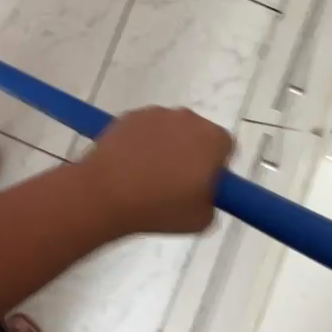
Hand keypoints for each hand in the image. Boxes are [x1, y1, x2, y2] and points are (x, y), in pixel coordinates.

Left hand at [77, 107, 231, 235]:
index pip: (225, 147)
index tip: (201, 185)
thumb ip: (211, 199)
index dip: (215, 166)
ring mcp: (154, 113)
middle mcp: (186, 117)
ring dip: (165, 145)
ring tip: (147, 174)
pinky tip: (129, 164)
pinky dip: (141, 141)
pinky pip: (144, 129)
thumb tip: (201, 190)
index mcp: (211, 138)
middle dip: (191, 152)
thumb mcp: (203, 218)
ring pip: (169, 129)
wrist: (106, 193)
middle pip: (197, 133)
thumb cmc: (160, 207)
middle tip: (176, 181)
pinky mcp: (127, 116)